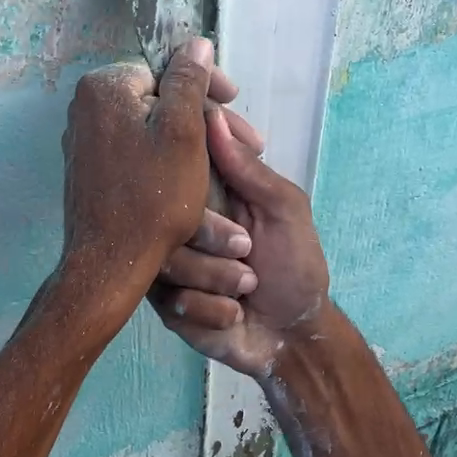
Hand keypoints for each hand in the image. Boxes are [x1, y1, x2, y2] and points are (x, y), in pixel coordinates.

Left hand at [47, 38, 221, 340]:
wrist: (112, 263)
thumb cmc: (153, 197)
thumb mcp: (183, 132)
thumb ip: (189, 80)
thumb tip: (197, 43)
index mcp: (104, 88)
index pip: (164, 68)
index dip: (205, 83)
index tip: (235, 100)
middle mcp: (86, 108)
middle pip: (158, 98)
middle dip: (203, 116)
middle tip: (247, 138)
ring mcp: (85, 140)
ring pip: (151, 126)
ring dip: (191, 139)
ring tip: (230, 161)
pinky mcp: (91, 169)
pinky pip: (136, 149)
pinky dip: (167, 157)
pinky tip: (197, 176)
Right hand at [150, 107, 330, 376]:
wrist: (291, 337)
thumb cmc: (296, 265)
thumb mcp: (285, 210)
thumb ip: (250, 170)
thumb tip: (212, 118)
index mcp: (206, 191)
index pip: (177, 159)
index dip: (185, 166)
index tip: (215, 190)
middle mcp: (178, 221)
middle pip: (161, 214)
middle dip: (211, 240)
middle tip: (246, 251)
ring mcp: (166, 261)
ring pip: (164, 260)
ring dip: (216, 279)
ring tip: (246, 287)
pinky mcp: (162, 301)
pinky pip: (170, 298)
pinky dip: (211, 309)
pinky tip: (231, 313)